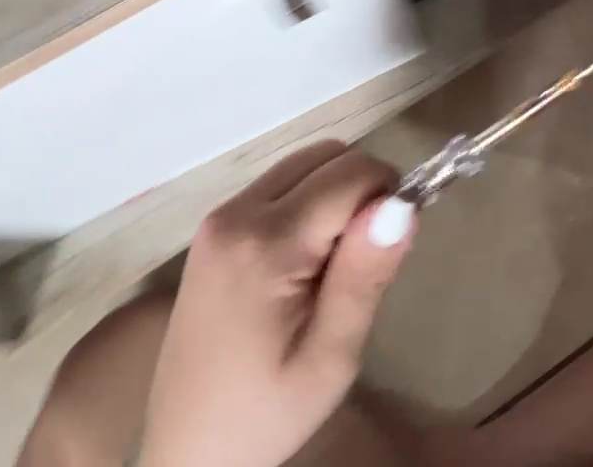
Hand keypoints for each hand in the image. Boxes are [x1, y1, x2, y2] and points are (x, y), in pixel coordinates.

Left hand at [141, 141, 417, 466]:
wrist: (189, 448)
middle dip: (363, 187)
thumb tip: (403, 203)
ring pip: (303, 162)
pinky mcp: (213, 227)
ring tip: (338, 263)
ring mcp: (219, 216)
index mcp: (266, 243)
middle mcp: (236, 212)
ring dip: (337, 191)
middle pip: (326, 154)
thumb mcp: (331, 357)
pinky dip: (310, 200)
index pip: (350, 172)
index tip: (390, 247)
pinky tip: (308, 259)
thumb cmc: (266, 411)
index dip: (387, 194)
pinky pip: (280, 183)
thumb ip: (365, 274)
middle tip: (367, 257)